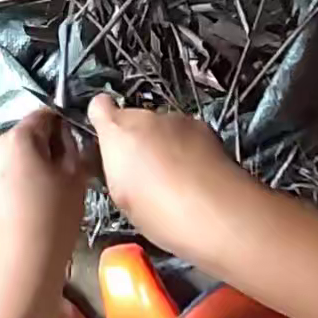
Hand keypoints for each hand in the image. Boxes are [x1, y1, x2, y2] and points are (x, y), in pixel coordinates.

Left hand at [0, 108, 86, 317]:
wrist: (14, 284)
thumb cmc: (51, 226)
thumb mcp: (75, 181)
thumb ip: (72, 149)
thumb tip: (65, 137)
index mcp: (14, 139)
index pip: (43, 115)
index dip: (64, 127)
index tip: (78, 149)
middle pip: (25, 138)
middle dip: (46, 151)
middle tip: (67, 178)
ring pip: (13, 161)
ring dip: (31, 171)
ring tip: (50, 202)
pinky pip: (1, 183)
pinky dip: (17, 191)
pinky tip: (31, 217)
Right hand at [87, 94, 254, 255]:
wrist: (219, 212)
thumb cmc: (160, 212)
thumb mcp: (122, 197)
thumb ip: (116, 168)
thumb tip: (121, 163)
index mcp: (117, 132)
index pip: (99, 106)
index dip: (102, 120)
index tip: (108, 140)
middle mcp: (145, 118)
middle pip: (133, 120)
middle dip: (137, 140)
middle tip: (145, 174)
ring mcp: (177, 119)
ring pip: (161, 127)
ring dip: (163, 144)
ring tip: (175, 180)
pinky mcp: (204, 128)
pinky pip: (185, 134)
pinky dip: (187, 148)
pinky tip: (196, 177)